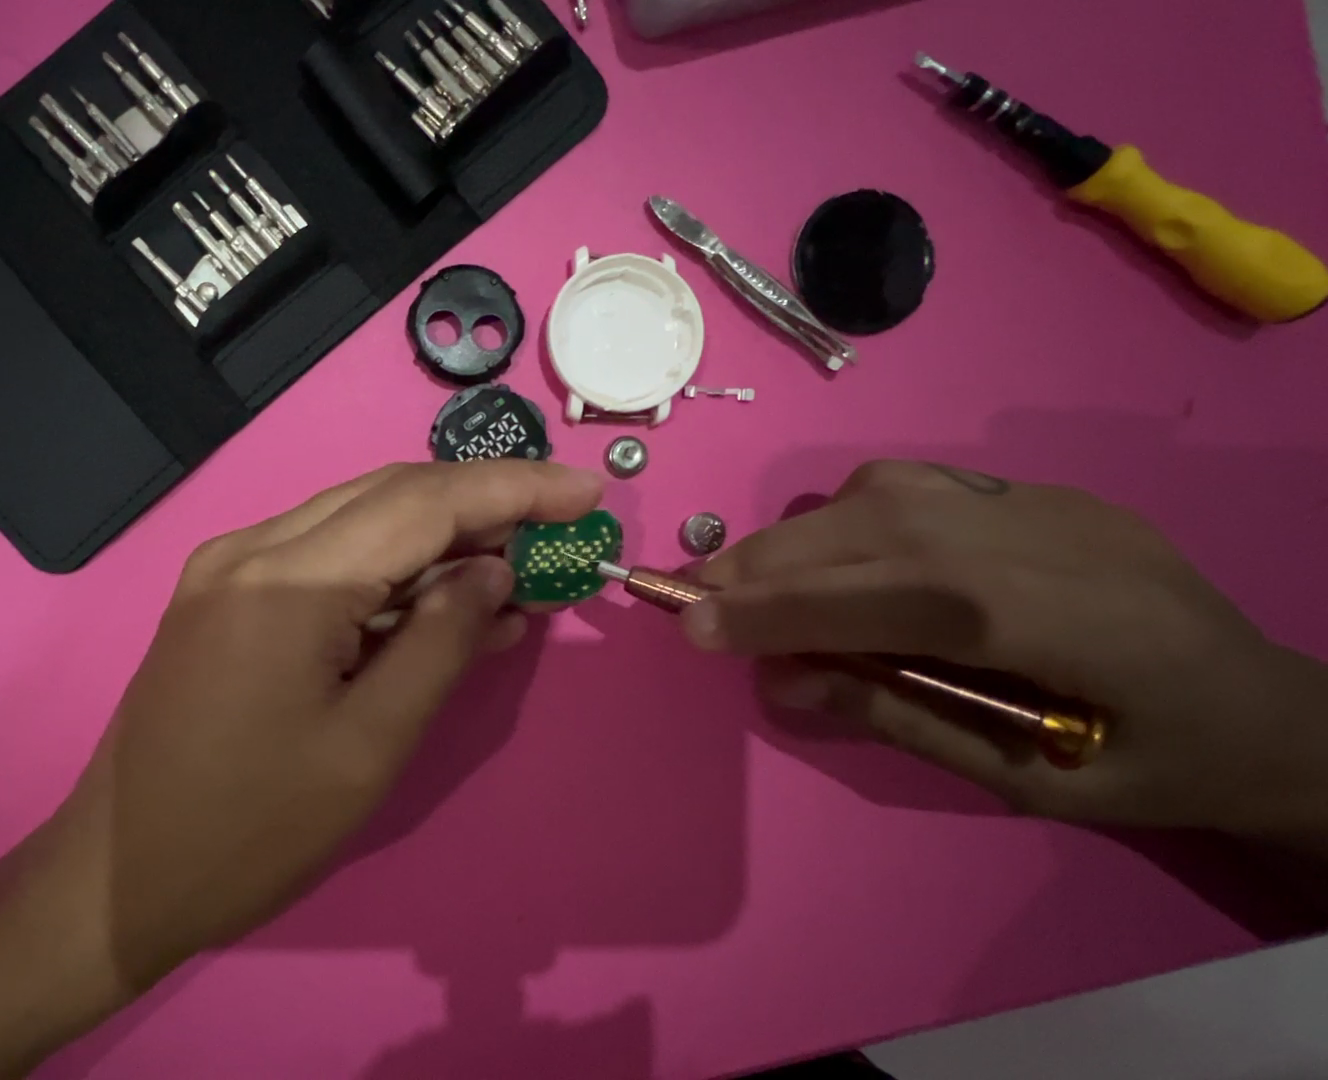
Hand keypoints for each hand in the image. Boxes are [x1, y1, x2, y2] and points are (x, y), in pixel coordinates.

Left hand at [52, 461, 602, 989]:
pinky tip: (439, 606)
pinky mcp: (223, 597)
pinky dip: (386, 574)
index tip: (585, 493)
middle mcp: (252, 549)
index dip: (512, 489)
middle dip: (479, 506)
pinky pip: (322, 561)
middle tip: (554, 534)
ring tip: (512, 576)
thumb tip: (492, 574)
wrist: (121, 875)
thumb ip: (440, 645)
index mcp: (288, 581)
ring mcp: (229, 569)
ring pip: (356, 522)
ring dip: (436, 542)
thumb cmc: (252, 830)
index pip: (422, 504)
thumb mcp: (370, 745)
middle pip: (388, 496)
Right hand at [685, 460, 1327, 847]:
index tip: (689, 625)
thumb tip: (778, 675)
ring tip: (749, 579)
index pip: (874, 602)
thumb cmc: (1143, 767)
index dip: (775, 612)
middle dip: (761, 566)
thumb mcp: (1016, 778)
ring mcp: (1033, 501)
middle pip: (860, 534)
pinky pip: (909, 484)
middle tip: (691, 597)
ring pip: (873, 495)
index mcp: (1045, 623)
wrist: (1274, 710)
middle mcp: (1029, 539)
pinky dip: (844, 515)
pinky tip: (837, 552)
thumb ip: (892, 715)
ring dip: (793, 537)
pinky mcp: (1030, 489)